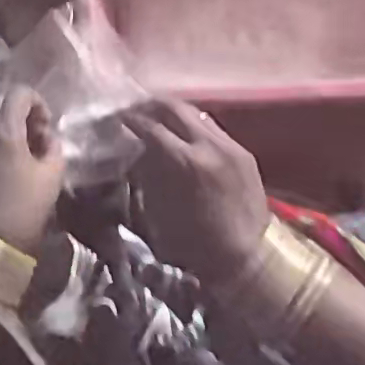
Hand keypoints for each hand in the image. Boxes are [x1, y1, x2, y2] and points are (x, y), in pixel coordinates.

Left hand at [0, 85, 65, 252]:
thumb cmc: (22, 208)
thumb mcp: (52, 175)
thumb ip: (54, 145)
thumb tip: (46, 135)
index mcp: (3, 127)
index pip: (20, 92)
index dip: (39, 103)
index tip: (46, 127)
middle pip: (5, 110)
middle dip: (24, 122)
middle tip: (38, 148)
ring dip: (8, 134)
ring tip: (21, 162)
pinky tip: (2, 170)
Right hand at [124, 99, 270, 287]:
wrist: (248, 259)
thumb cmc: (194, 242)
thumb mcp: (158, 207)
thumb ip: (146, 172)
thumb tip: (134, 149)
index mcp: (186, 161)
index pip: (150, 127)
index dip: (129, 119)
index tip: (115, 117)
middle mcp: (209, 146)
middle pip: (174, 108)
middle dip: (150, 105)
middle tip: (133, 108)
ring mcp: (230, 146)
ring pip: (195, 113)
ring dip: (172, 112)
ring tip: (155, 116)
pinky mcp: (243, 152)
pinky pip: (211, 128)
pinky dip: (191, 126)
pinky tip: (181, 133)